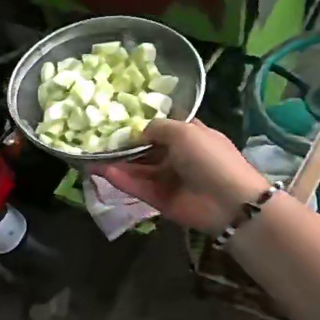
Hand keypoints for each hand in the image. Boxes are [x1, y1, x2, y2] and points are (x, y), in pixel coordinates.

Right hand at [92, 119, 269, 232]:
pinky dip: (121, 180)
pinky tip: (101, 172)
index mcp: (189, 135)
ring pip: (138, 169)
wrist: (228, 201)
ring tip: (91, 156)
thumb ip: (157, 127)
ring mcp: (169, 179)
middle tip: (96, 139)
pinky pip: (138, 187)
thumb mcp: (184, 131)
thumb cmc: (209, 157)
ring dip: (116, 163)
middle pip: (146, 149)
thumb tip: (137, 131)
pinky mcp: (161, 200)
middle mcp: (178, 155)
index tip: (117, 118)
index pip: (162, 127)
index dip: (141, 122)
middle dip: (123, 145)